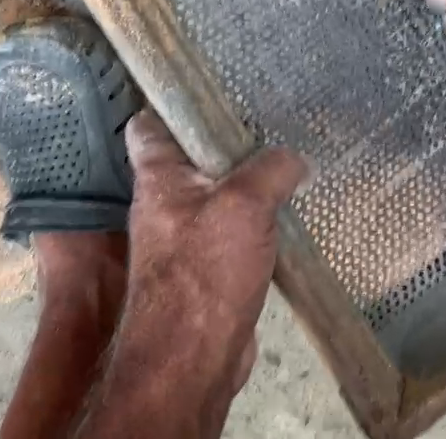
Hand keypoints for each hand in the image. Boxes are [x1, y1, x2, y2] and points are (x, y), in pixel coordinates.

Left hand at [93, 111, 307, 437]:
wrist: (195, 360)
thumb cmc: (204, 273)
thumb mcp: (245, 203)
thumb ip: (272, 169)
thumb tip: (296, 159)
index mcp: (159, 178)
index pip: (150, 125)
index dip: (173, 102)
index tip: (209, 84)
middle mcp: (167, 203)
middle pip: (194, 156)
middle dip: (228, 138)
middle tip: (269, 115)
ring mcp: (187, 237)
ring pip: (219, 193)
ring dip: (249, 180)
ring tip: (288, 153)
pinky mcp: (211, 267)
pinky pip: (237, 227)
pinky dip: (260, 216)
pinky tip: (290, 206)